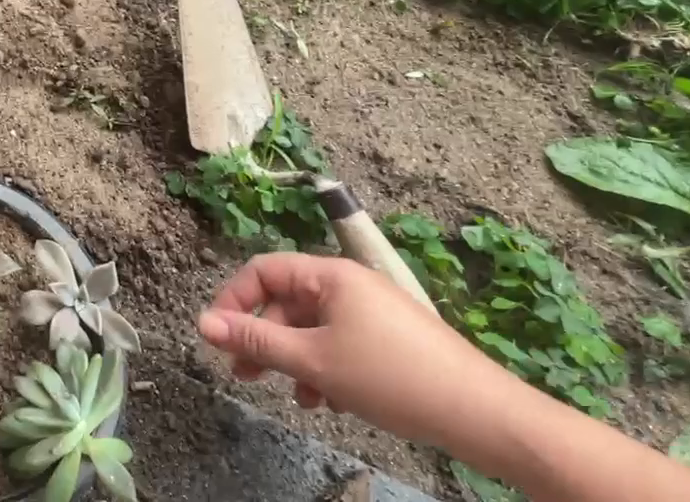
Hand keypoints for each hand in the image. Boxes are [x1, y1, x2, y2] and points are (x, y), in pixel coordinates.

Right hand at [196, 252, 515, 447]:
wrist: (488, 419)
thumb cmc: (391, 378)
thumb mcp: (312, 360)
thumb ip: (255, 340)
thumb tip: (201, 322)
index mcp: (329, 274)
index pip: (261, 271)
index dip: (233, 300)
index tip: (219, 338)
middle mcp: (349, 284)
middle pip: (286, 302)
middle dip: (262, 338)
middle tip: (244, 373)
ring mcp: (373, 313)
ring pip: (312, 328)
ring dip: (293, 359)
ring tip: (294, 397)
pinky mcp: (392, 341)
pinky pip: (340, 343)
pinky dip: (324, 367)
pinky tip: (328, 401)